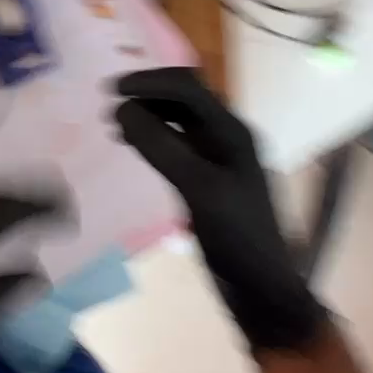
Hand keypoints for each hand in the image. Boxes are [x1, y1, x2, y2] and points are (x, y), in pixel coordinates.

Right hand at [113, 68, 324, 351]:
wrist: (263, 289)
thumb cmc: (237, 237)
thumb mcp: (198, 189)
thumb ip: (162, 147)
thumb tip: (123, 110)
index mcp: (233, 132)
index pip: (187, 88)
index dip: (149, 82)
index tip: (113, 90)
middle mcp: (227, 135)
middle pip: (183, 97)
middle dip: (146, 94)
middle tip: (110, 104)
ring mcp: (219, 156)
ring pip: (178, 118)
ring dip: (147, 113)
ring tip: (115, 124)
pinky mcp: (208, 175)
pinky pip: (175, 141)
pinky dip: (151, 135)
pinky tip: (132, 145)